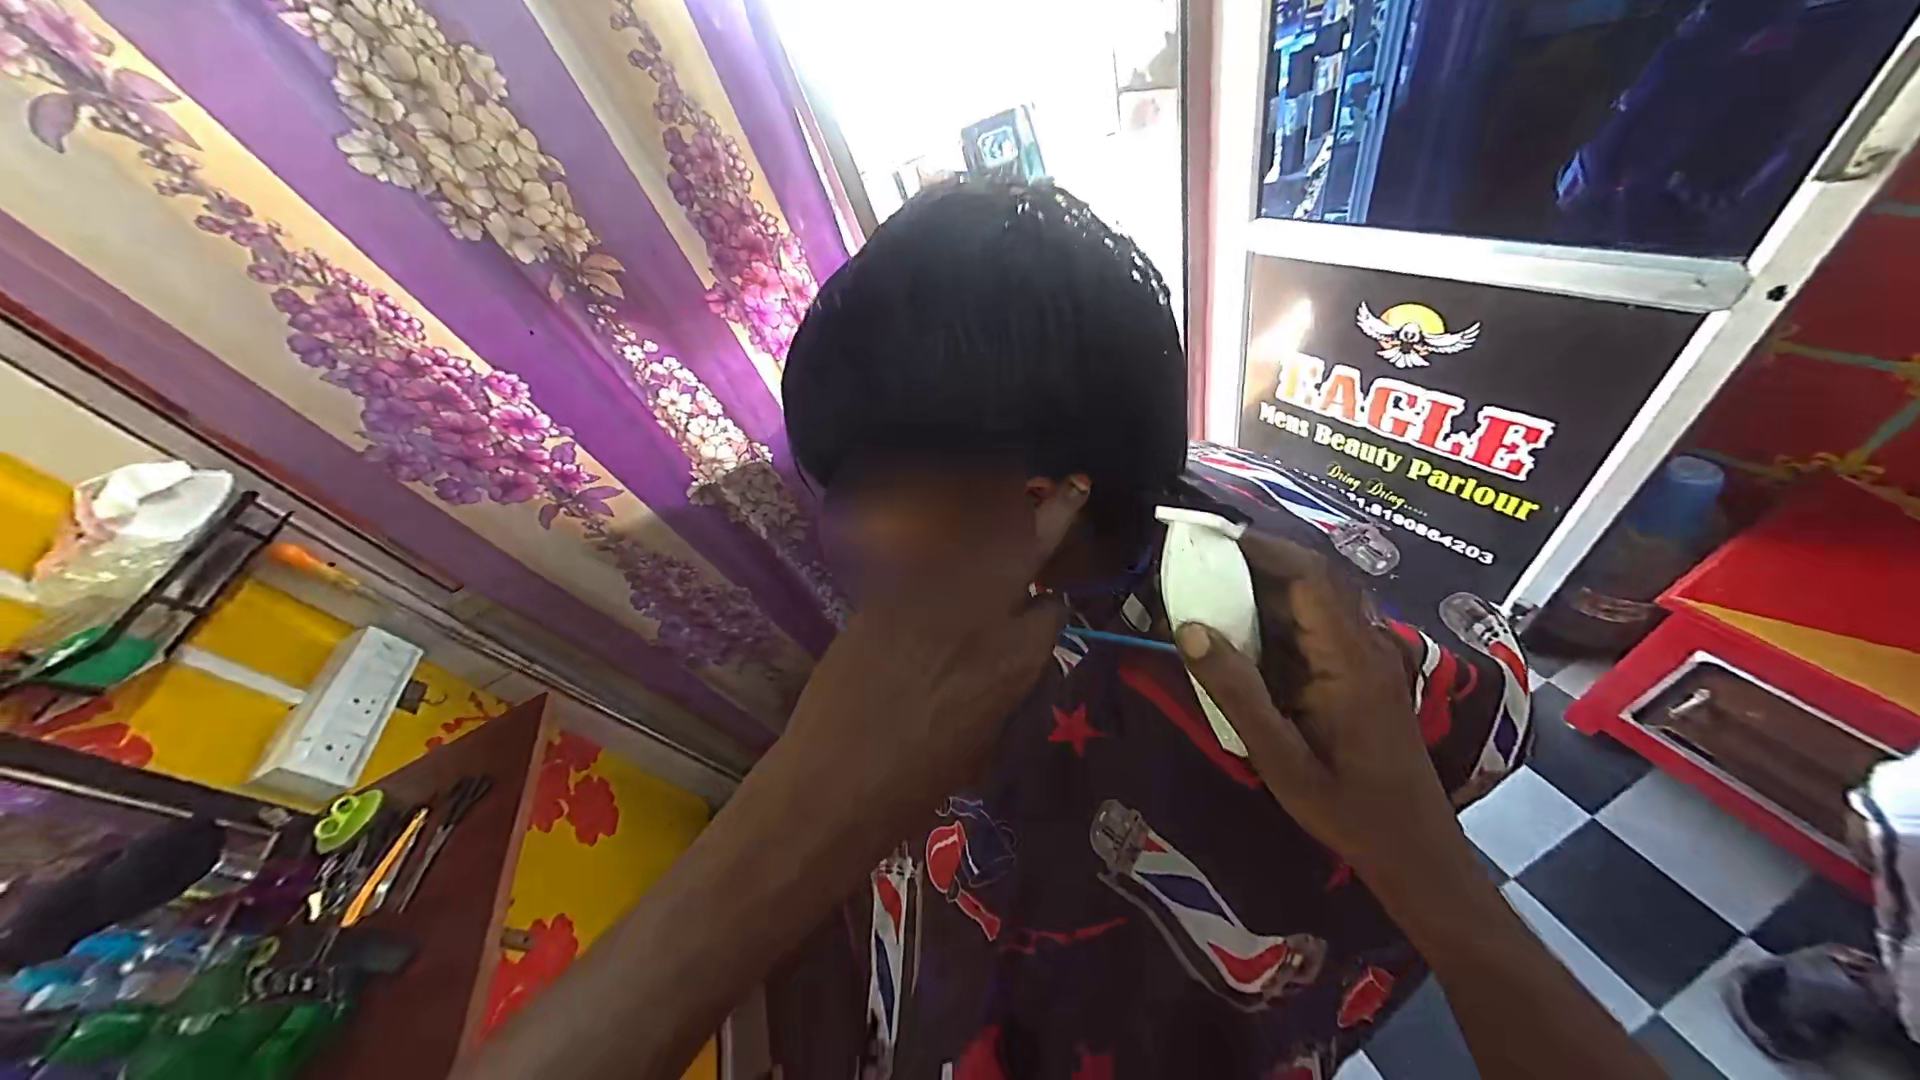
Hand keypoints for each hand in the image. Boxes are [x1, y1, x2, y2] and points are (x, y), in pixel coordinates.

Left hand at [778, 471, 1079, 818]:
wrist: (838, 777)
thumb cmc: (920, 778)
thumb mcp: (986, 731)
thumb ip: (1006, 677)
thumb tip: (1011, 646)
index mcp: (1016, 661)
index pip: (1052, 609)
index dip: (1049, 602)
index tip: (1043, 599)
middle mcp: (982, 615)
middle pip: (1027, 549)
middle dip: (1055, 513)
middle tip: (1074, 484)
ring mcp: (931, 595)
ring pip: (975, 536)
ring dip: (999, 511)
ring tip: (1012, 489)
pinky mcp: (886, 590)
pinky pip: (924, 548)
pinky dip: (942, 532)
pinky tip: (949, 519)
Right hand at [1173, 534, 1474, 895]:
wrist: (1413, 852)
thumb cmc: (1348, 808)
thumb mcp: (1279, 757)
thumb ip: (1235, 691)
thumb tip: (1189, 630)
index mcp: (1350, 658)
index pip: (1310, 576)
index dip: (1262, 547)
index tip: (1212, 535)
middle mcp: (1362, 645)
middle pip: (1311, 579)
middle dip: (1254, 559)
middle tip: (1199, 557)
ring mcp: (1361, 658)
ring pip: (1310, 602)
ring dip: (1260, 587)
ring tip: (1207, 585)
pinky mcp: (1353, 673)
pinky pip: (1310, 628)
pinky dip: (1271, 617)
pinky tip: (1238, 630)